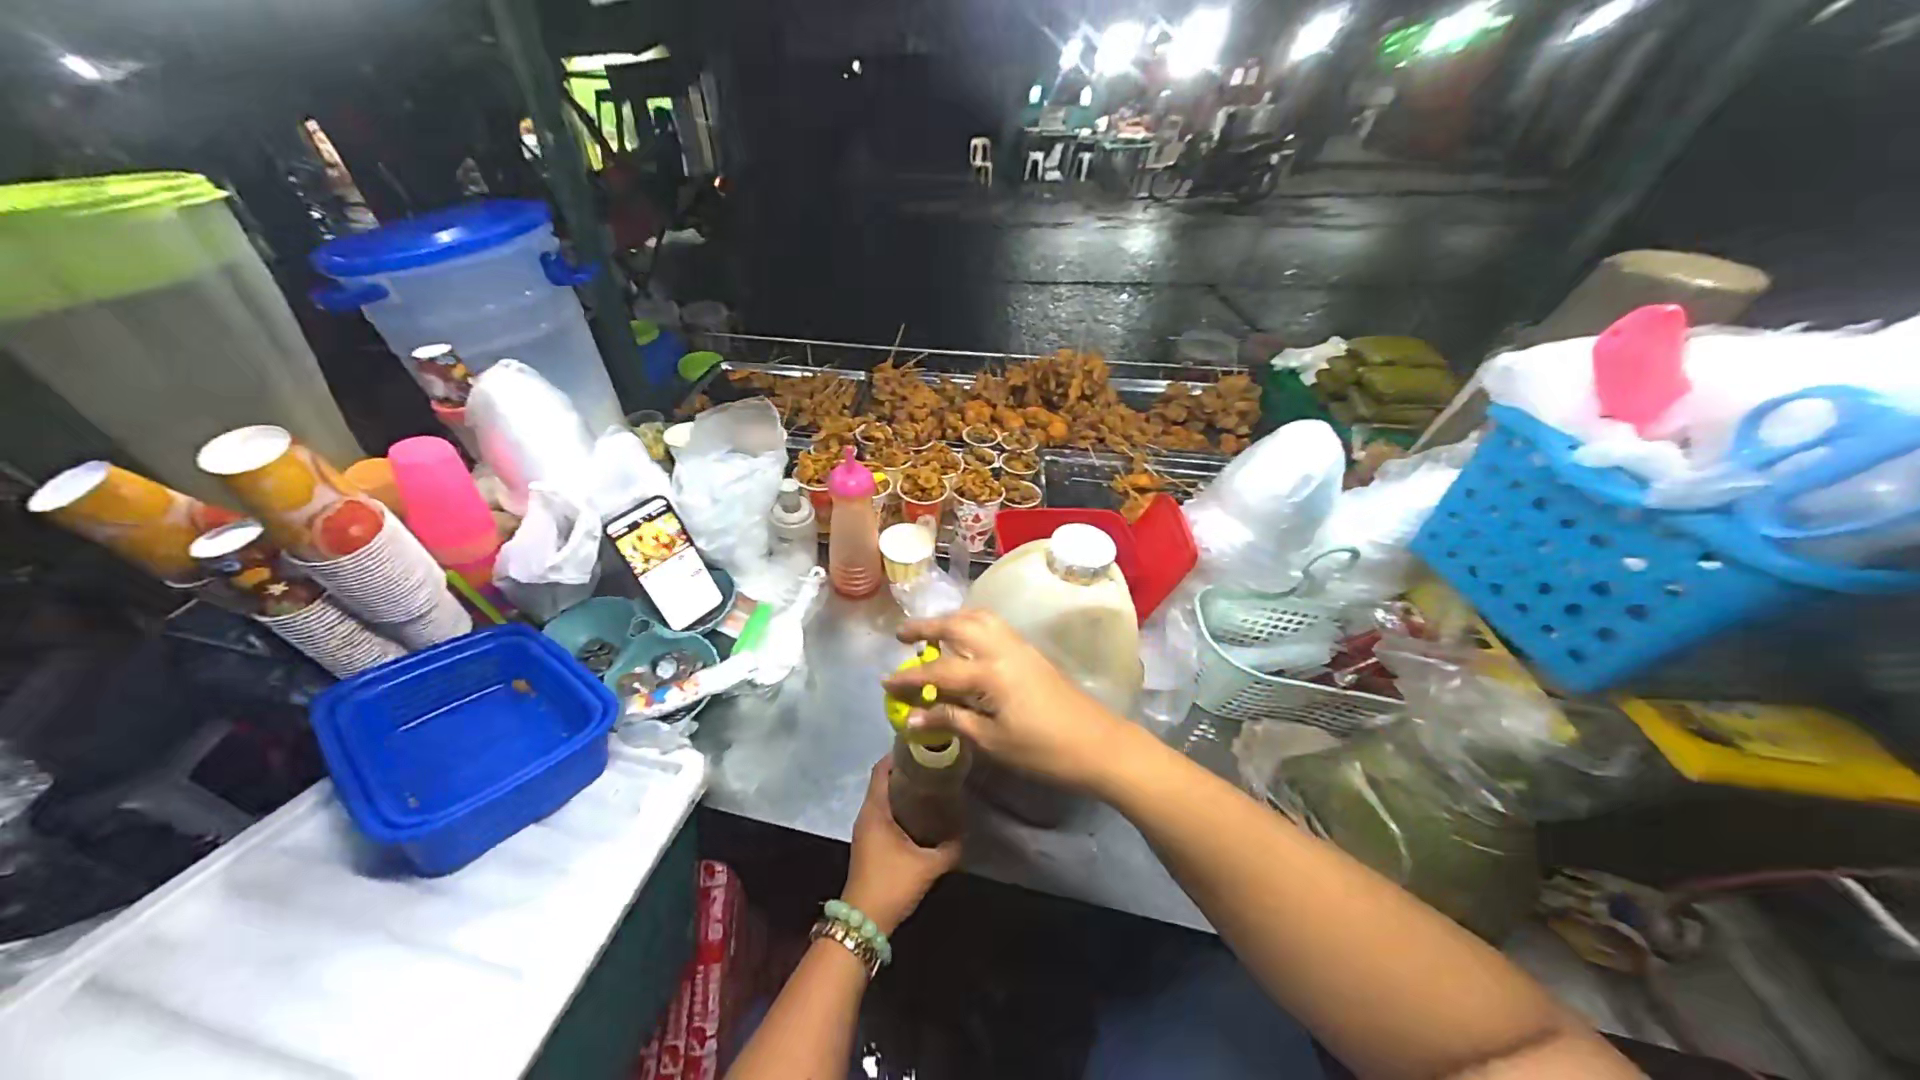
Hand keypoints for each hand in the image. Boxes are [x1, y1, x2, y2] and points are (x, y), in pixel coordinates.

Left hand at [842, 757, 959, 934]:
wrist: (864, 921)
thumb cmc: (892, 883)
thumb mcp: (927, 865)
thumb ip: (950, 847)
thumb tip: (967, 832)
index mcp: (875, 810)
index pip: (881, 770)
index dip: (897, 754)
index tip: (920, 745)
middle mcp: (867, 814)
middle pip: (883, 781)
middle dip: (906, 770)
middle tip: (933, 763)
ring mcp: (866, 830)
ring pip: (884, 798)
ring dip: (903, 789)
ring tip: (932, 783)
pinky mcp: (870, 843)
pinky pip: (884, 813)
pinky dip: (900, 806)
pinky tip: (921, 813)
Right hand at [883, 610, 1141, 794]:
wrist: (1098, 744)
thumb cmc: (1043, 750)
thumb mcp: (992, 741)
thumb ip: (951, 721)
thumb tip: (912, 717)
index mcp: (990, 672)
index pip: (938, 671)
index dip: (909, 679)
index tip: (884, 682)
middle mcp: (1002, 648)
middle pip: (957, 626)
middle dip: (926, 627)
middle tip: (902, 636)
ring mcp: (1020, 646)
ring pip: (979, 617)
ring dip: (951, 619)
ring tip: (932, 632)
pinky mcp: (1031, 651)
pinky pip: (994, 625)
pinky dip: (971, 624)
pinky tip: (965, 641)